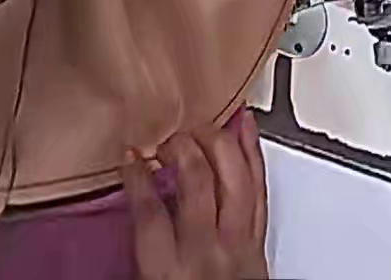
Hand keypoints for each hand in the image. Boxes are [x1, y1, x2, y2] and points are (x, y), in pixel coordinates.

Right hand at [123, 111, 269, 279]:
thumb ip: (142, 247)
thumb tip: (130, 199)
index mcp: (170, 273)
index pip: (150, 212)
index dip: (137, 176)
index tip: (129, 154)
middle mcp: (207, 253)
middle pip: (197, 180)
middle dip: (179, 147)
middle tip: (165, 139)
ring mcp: (239, 245)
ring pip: (234, 175)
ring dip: (216, 141)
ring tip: (200, 125)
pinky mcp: (260, 243)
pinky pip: (260, 187)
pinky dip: (252, 151)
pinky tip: (245, 125)